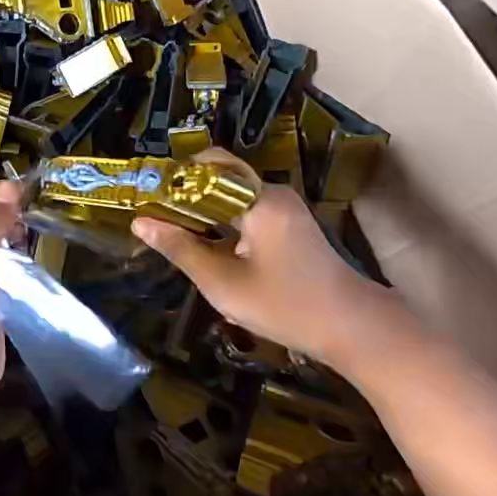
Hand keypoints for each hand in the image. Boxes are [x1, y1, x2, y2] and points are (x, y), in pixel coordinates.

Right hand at [131, 149, 408, 367]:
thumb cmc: (286, 306)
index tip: (149, 198)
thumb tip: (141, 223)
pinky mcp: (289, 224)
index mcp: (260, 200)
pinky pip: (245, 210)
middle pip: (218, 179)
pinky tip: (208, 249)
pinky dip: (222, 223)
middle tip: (157, 221)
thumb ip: (180, 249)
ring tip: (176, 237)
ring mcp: (285, 208)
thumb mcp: (223, 283)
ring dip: (203, 213)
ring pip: (230, 197)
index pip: (210, 165)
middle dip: (185, 197)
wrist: (356, 330)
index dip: (175, 177)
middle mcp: (273, 193)